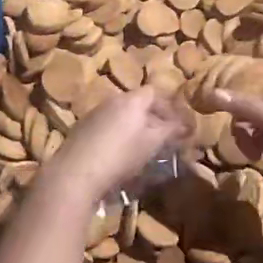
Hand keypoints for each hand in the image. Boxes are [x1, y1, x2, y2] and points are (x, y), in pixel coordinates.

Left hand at [47, 88, 190, 199]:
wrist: (76, 171)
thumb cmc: (120, 154)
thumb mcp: (153, 143)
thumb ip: (171, 130)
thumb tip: (185, 124)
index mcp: (130, 99)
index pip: (154, 92)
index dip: (169, 106)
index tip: (178, 125)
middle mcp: (111, 100)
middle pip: (137, 102)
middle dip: (153, 118)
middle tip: (165, 138)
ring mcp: (94, 113)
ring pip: (122, 114)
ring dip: (136, 127)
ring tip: (145, 148)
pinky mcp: (82, 128)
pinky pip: (108, 125)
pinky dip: (119, 133)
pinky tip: (121, 152)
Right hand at [205, 85, 262, 199]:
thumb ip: (244, 106)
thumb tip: (211, 92)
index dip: (242, 79)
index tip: (222, 88)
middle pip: (250, 98)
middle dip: (240, 114)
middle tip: (237, 128)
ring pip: (246, 118)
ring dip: (242, 133)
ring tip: (249, 149)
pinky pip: (250, 135)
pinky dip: (247, 143)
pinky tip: (254, 155)